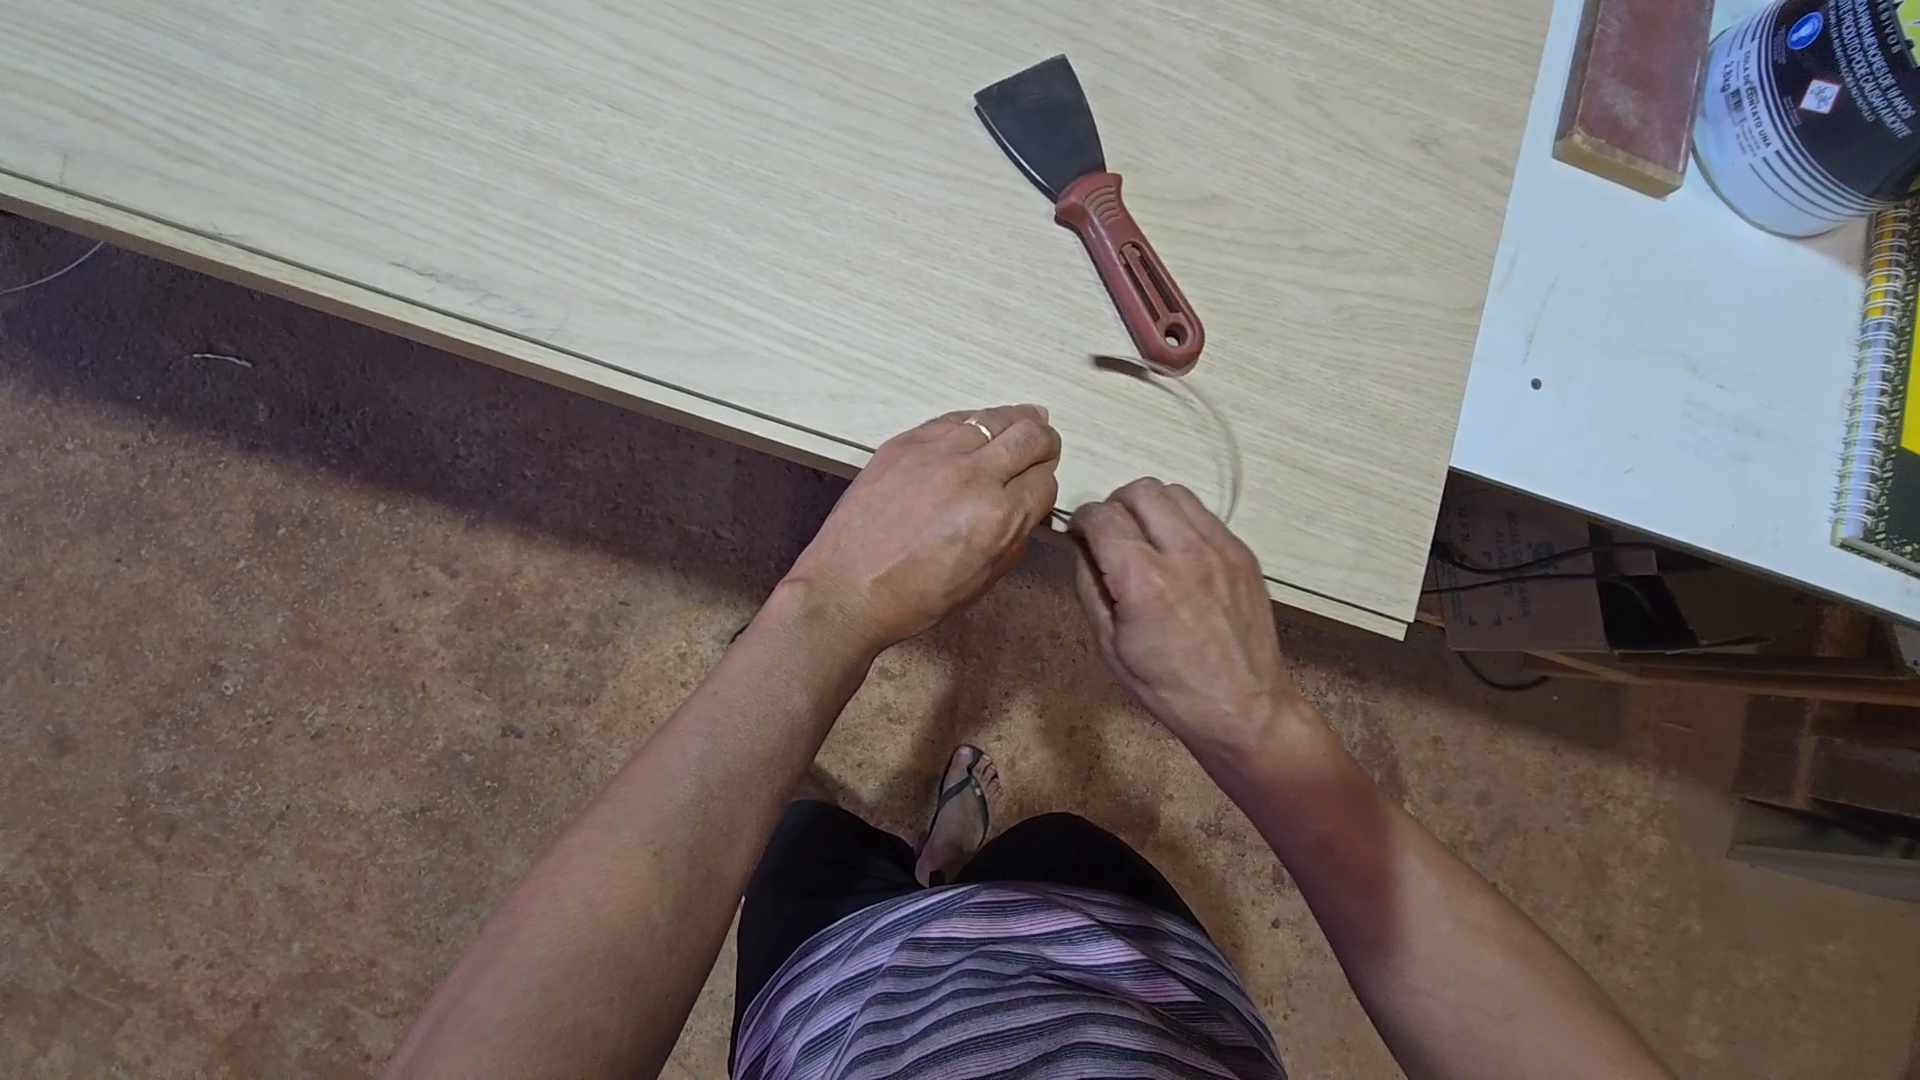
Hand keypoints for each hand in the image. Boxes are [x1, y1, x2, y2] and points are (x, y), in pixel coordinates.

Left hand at [782, 405, 1060, 651]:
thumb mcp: (979, 583)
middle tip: (1044, 447)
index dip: (1046, 485)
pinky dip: (974, 421)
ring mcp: (937, 454)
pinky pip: (952, 419)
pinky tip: (978, 427)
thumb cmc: (912, 598)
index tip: (1038, 489)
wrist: (846, 589)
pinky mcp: (905, 444)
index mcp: (997, 517)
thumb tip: (1023, 513)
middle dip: (1045, 443)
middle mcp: (973, 476)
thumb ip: (1011, 542)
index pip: (1045, 482)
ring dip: (1016, 420)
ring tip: (1024, 421)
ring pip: (994, 418)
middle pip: (1030, 438)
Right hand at [1069, 478, 1297, 754]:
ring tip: (1145, 539)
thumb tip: (1080, 544)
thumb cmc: (1166, 687)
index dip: (1081, 521)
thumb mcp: (1109, 643)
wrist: (1242, 708)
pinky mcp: (1242, 553)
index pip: (1101, 516)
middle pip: (1139, 490)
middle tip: (1111, 534)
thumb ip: (1089, 584)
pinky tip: (1176, 554)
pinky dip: (1180, 522)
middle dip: (1115, 505)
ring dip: (1149, 507)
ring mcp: (1220, 548)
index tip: (1079, 535)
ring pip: (1174, 492)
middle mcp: (1184, 552)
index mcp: (1143, 579)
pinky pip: (1203, 514)